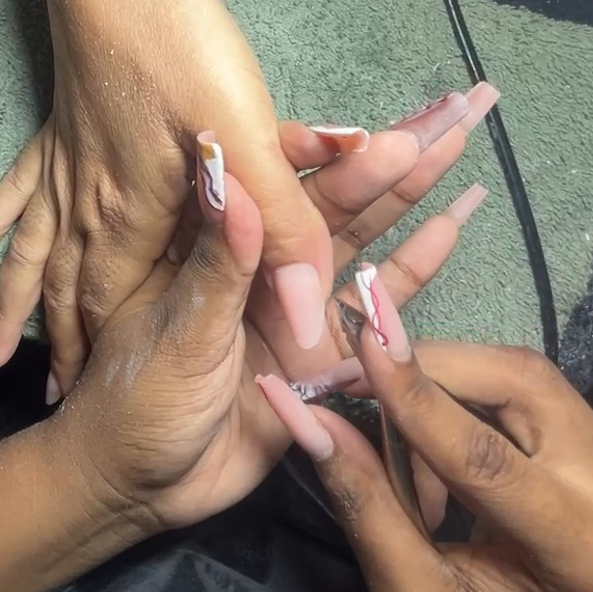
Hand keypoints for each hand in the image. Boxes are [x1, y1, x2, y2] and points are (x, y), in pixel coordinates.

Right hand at [0, 0, 498, 401]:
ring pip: (32, 259)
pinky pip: (8, 196)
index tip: (110, 414)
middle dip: (64, 350)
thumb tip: (311, 319)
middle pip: (70, 294)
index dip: (117, 363)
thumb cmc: (176, 43)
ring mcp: (62, 171)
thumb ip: (276, 225)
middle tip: (51, 403)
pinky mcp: (55, 136)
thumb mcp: (244, 129)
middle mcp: (86, 207)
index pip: (120, 311)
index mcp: (131, 216)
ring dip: (15, 311)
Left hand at [50, 130, 487, 534]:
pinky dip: (410, 270)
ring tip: (458, 145)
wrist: (140, 481)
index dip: (315, 151)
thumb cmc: (134, 401)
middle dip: (386, 158)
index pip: (266, 182)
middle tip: (452, 110)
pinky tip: (451, 226)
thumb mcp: (175, 331)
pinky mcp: (317, 348)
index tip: (364, 129)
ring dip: (406, 197)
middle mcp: (255, 263)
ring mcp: (288, 302)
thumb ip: (216, 266)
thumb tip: (235, 180)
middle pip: (325, 201)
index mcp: (209, 245)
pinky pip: (370, 304)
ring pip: (355, 238)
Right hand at [259, 295, 592, 591]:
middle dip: (433, 364)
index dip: (417, 395)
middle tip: (359, 368)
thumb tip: (306, 414)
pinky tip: (433, 419)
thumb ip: (363, 500)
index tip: (364, 340)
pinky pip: (532, 393)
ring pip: (527, 377)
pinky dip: (467, 390)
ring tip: (390, 400)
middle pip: (523, 388)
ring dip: (447, 372)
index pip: (489, 459)